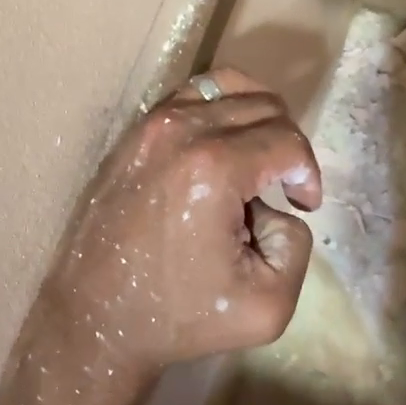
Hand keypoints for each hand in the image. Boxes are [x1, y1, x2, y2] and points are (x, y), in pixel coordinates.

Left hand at [38, 69, 321, 378]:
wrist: (97, 319)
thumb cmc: (180, 317)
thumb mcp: (268, 305)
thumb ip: (296, 245)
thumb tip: (277, 206)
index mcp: (215, 168)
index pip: (288, 140)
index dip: (308, 171)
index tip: (303, 203)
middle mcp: (182, 131)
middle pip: (265, 105)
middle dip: (288, 144)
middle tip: (284, 186)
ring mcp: (152, 125)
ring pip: (229, 85)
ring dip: (257, 117)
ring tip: (260, 156)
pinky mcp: (135, 131)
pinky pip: (193, 93)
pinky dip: (221, 106)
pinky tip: (225, 144)